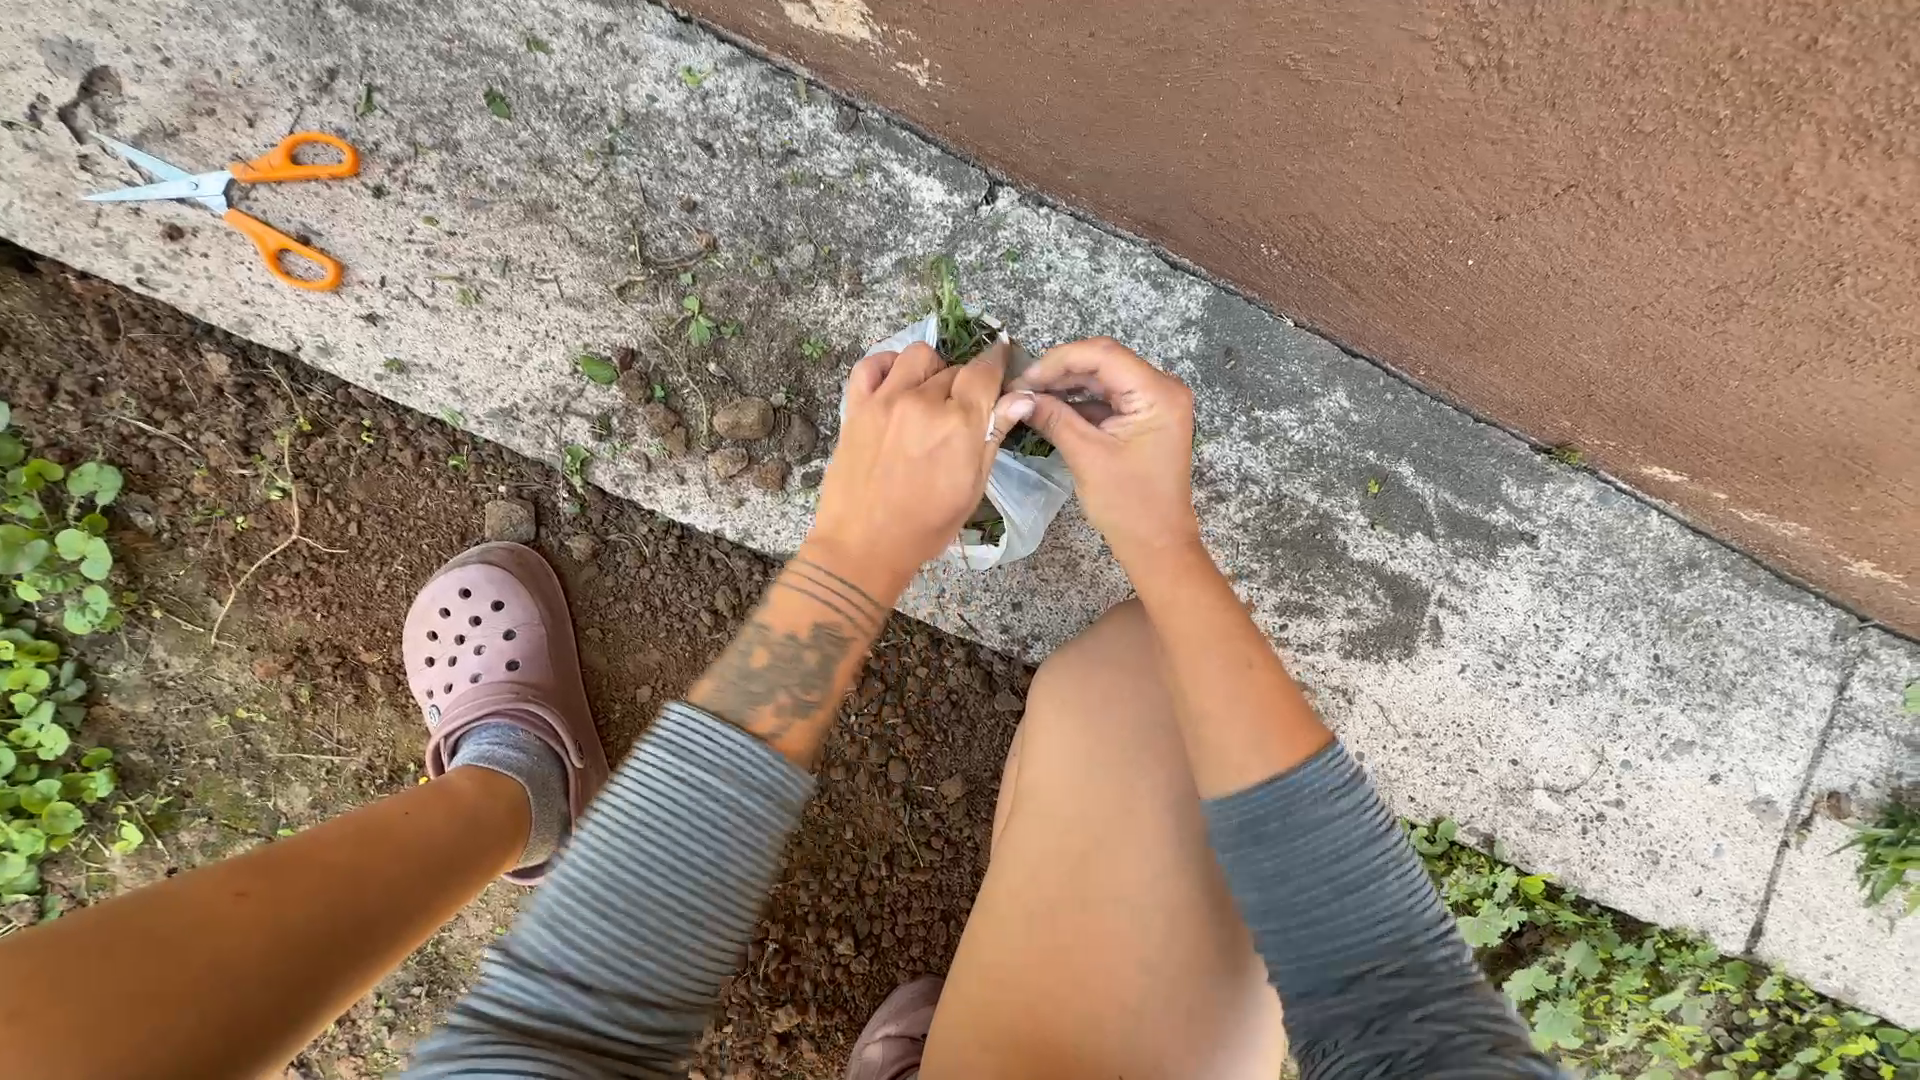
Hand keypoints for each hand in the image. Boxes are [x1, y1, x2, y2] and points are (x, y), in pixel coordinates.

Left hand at [810, 341, 1034, 588]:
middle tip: (962, 410)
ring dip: (932, 369)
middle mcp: (923, 403)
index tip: (1000, 360)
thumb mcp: (972, 488)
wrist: (864, 545)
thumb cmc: (925, 527)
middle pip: (954, 369)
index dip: (997, 363)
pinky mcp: (856, 407)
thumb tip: (1022, 397)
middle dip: (964, 384)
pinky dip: (888, 364)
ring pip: (918, 357)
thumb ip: (993, 436)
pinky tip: (896, 382)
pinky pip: (871, 365)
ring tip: (930, 395)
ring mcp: (886, 401)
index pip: (985, 372)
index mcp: (959, 424)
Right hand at [1011, 337, 1201, 568]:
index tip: (1024, 379)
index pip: (1102, 355)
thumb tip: (1019, 396)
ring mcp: (1155, 403)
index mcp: (1158, 393)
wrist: (1157, 543)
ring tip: (1031, 397)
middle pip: (1103, 362)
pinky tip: (1051, 409)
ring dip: (1067, 386)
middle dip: (1060, 372)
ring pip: (1103, 378)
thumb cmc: (1128, 505)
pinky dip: (1080, 402)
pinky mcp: (1145, 418)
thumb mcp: (1086, 456)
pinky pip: (1108, 398)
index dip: (1058, 361)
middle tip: (1022, 388)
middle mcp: (1162, 389)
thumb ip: (1054, 418)